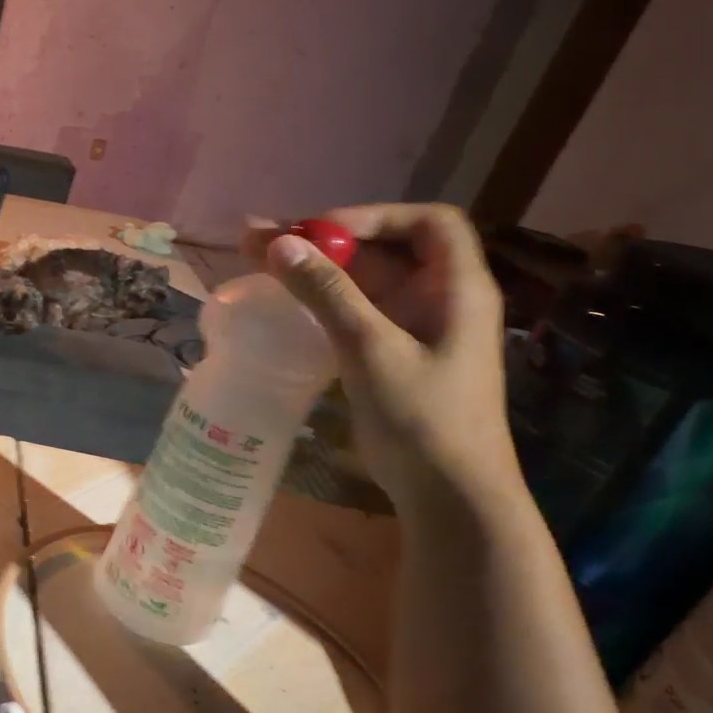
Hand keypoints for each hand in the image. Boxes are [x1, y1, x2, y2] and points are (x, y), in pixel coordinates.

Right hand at [248, 205, 522, 519]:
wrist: (450, 495)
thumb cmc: (423, 418)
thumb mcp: (370, 349)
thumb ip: (326, 293)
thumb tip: (278, 242)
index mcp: (457, 288)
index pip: (428, 222)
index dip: (373, 217)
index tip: (318, 234)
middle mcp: (441, 298)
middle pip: (385, 248)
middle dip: (324, 239)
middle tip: (260, 240)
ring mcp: (417, 327)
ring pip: (365, 279)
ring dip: (315, 266)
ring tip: (255, 257)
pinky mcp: (395, 352)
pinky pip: (357, 308)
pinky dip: (320, 296)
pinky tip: (284, 298)